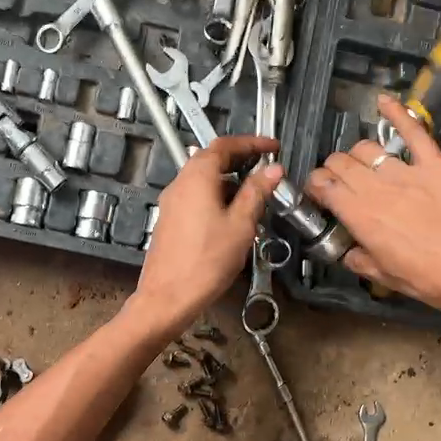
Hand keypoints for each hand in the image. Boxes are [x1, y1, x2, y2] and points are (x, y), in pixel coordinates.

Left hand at [128, 136, 281, 334]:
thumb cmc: (206, 261)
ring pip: (202, 179)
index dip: (251, 142)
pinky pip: (194, 196)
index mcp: (197, 177)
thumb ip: (256, 193)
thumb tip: (273, 169)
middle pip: (210, 159)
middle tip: (265, 169)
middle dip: (240, 159)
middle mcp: (179, 183)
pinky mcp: (169, 220)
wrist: (167, 297)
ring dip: (228, 180)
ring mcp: (171, 202)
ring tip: (254, 195)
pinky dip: (215, 196)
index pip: (225, 145)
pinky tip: (231, 215)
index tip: (273, 147)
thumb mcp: (241, 225)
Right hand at [306, 94, 440, 319]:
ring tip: (360, 162)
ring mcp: (408, 172)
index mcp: (360, 216)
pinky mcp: (437, 165)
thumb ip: (359, 260)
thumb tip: (349, 252)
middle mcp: (377, 188)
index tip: (317, 191)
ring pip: (368, 149)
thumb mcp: (383, 277)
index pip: (324, 187)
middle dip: (332, 169)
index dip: (315, 186)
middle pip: (342, 164)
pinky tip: (383, 102)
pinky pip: (414, 133)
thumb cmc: (429, 279)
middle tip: (337, 179)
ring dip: (357, 154)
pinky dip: (397, 114)